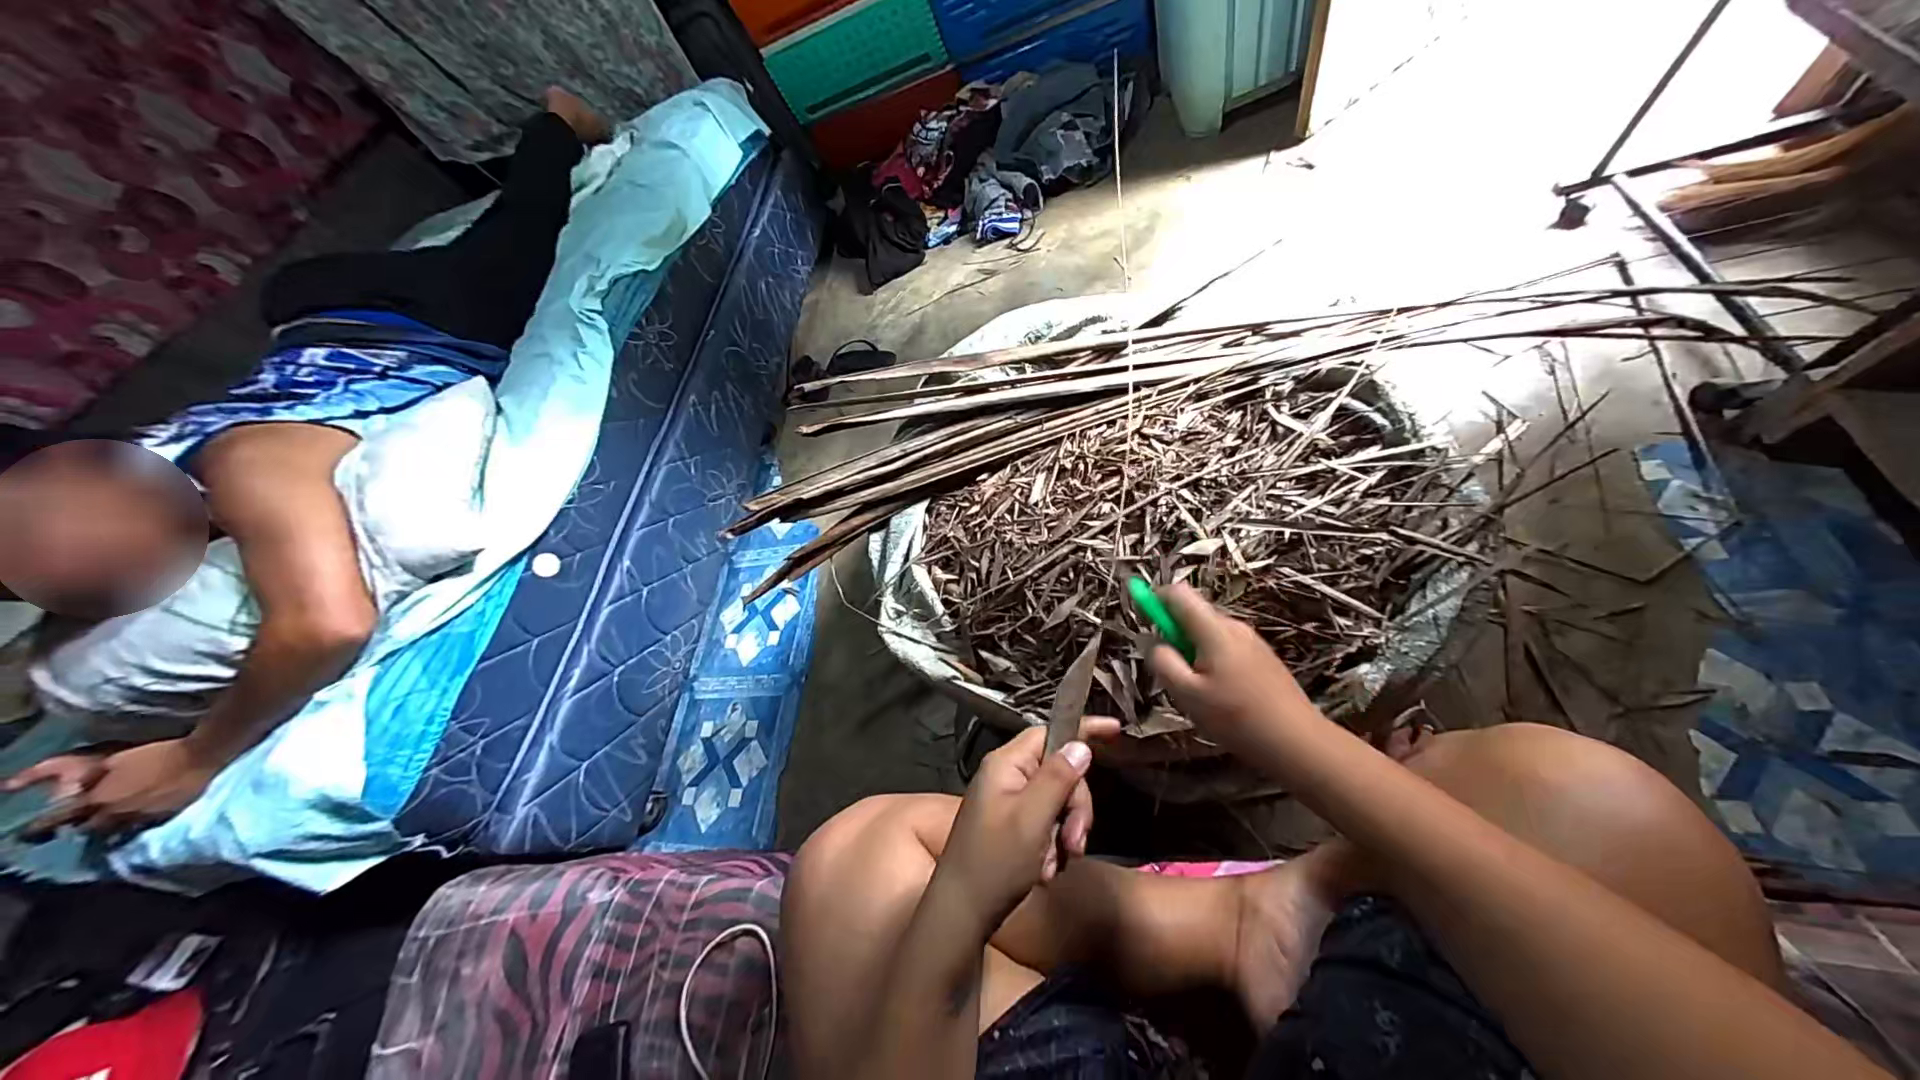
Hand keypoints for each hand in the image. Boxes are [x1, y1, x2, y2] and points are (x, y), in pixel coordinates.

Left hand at [6, 738, 217, 838]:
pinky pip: (141, 825)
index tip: (34, 828)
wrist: (201, 756)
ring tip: (110, 825)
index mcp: (98, 799)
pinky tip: (137, 819)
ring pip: (115, 831)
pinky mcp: (164, 815)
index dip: (44, 824)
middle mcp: (114, 813)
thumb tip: (77, 788)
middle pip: (88, 829)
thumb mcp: (117, 759)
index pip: (60, 818)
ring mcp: (141, 816)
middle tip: (82, 822)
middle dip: (82, 826)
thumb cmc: (157, 754)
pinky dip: (134, 824)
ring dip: (108, 828)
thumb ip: (94, 777)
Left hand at [936, 717, 1118, 927]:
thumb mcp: (1032, 819)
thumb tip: (1080, 744)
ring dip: (1065, 832)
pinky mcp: (1012, 823)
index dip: (1082, 730)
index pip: (1049, 733)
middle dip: (1074, 807)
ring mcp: (1009, 800)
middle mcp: (1007, 776)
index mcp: (1006, 764)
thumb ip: (1057, 778)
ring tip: (1055, 862)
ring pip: (1058, 801)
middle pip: (1060, 772)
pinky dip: (1053, 845)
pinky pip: (1047, 823)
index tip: (1115, 730)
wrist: (963, 911)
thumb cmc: (995, 862)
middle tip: (1074, 842)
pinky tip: (1044, 868)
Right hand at [1147, 583, 1322, 754]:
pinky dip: (1213, 661)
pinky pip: (1226, 647)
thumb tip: (1155, 643)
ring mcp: (1252, 641)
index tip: (1146, 623)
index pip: (1178, 593)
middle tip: (1175, 672)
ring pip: (1209, 633)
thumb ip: (1163, 662)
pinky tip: (1222, 695)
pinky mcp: (1263, 657)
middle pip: (1194, 613)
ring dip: (1194, 651)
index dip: (1156, 600)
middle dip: (1175, 635)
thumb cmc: (1236, 718)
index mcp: (1213, 630)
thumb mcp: (1187, 694)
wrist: (1297, 741)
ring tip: (1199, 690)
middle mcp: (1234, 627)